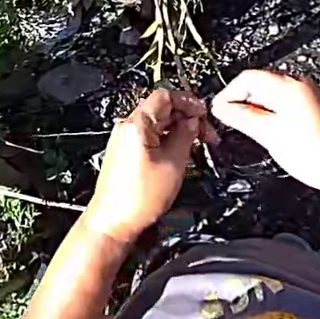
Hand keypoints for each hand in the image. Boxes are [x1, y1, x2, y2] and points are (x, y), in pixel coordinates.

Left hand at [79, 89, 216, 244]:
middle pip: (162, 108)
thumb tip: (193, 122)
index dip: (188, 102)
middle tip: (206, 133)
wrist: (113, 222)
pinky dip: (167, 138)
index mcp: (136, 125)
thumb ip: (186, 136)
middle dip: (186, 117)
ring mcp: (125, 139)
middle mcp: (127, 127)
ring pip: (157, 122)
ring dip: (178, 128)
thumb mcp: (173, 164)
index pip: (164, 96)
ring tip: (196, 144)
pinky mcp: (126, 151)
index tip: (204, 114)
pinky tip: (180, 151)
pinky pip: (150, 135)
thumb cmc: (137, 198)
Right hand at [210, 70, 319, 197]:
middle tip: (228, 122)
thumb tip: (221, 107)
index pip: (247, 77)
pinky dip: (269, 116)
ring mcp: (308, 99)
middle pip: (258, 84)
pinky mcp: (313, 112)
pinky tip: (269, 135)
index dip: (228, 93)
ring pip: (270, 97)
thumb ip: (242, 117)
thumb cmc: (319, 155)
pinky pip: (282, 107)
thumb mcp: (270, 135)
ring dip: (254, 110)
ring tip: (248, 131)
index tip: (218, 112)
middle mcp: (300, 87)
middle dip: (240, 101)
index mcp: (290, 86)